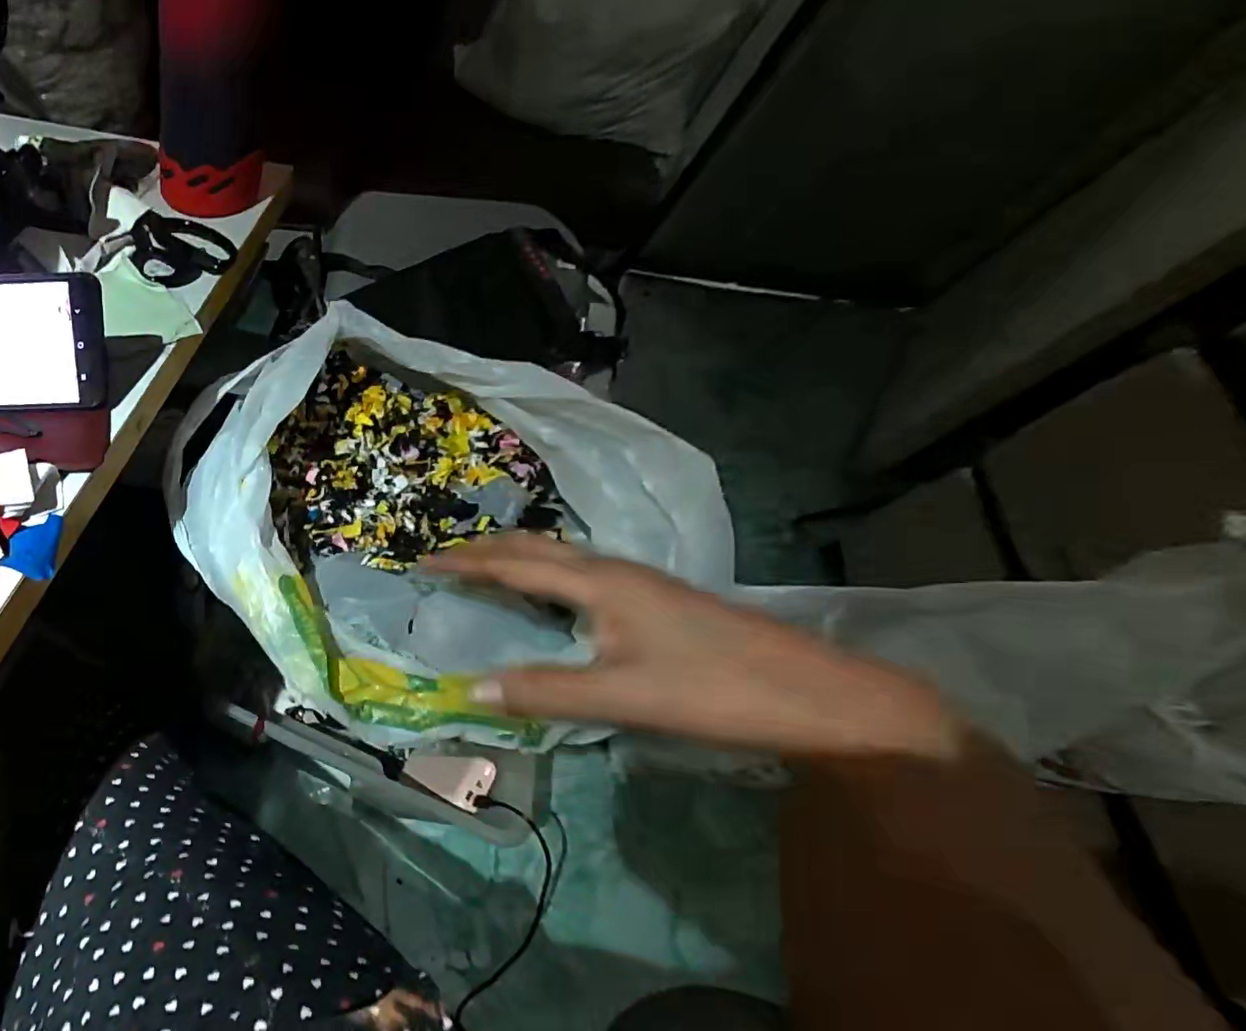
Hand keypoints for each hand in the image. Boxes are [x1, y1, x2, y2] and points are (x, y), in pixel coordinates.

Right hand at [427, 535, 966, 760]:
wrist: (821, 695)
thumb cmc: (715, 690)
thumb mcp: (622, 697)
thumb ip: (544, 692)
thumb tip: (469, 688)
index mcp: (599, 583)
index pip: (515, 563)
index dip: (466, 562)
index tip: (423, 561)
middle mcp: (614, 570)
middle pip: (536, 547)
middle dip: (487, 549)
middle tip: (446, 560)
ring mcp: (639, 580)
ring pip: (561, 556)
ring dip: (517, 557)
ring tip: (486, 568)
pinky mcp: (656, 597)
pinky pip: (581, 570)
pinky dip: (545, 571)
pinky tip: (552, 593)